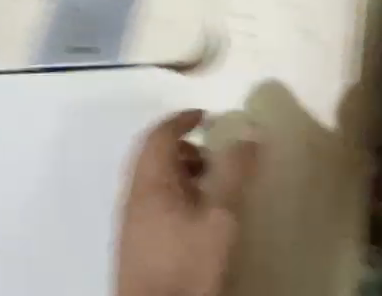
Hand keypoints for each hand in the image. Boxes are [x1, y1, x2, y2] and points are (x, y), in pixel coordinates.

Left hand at [116, 110, 258, 295]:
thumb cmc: (187, 265)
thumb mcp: (221, 215)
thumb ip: (235, 171)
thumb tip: (250, 132)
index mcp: (150, 186)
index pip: (158, 137)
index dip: (181, 119)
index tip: (208, 115)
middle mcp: (134, 201)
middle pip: (152, 158)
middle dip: (184, 146)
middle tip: (215, 153)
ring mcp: (131, 226)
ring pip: (153, 182)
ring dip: (183, 171)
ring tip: (214, 185)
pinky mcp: (136, 247)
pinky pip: (154, 203)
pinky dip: (177, 192)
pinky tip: (200, 215)